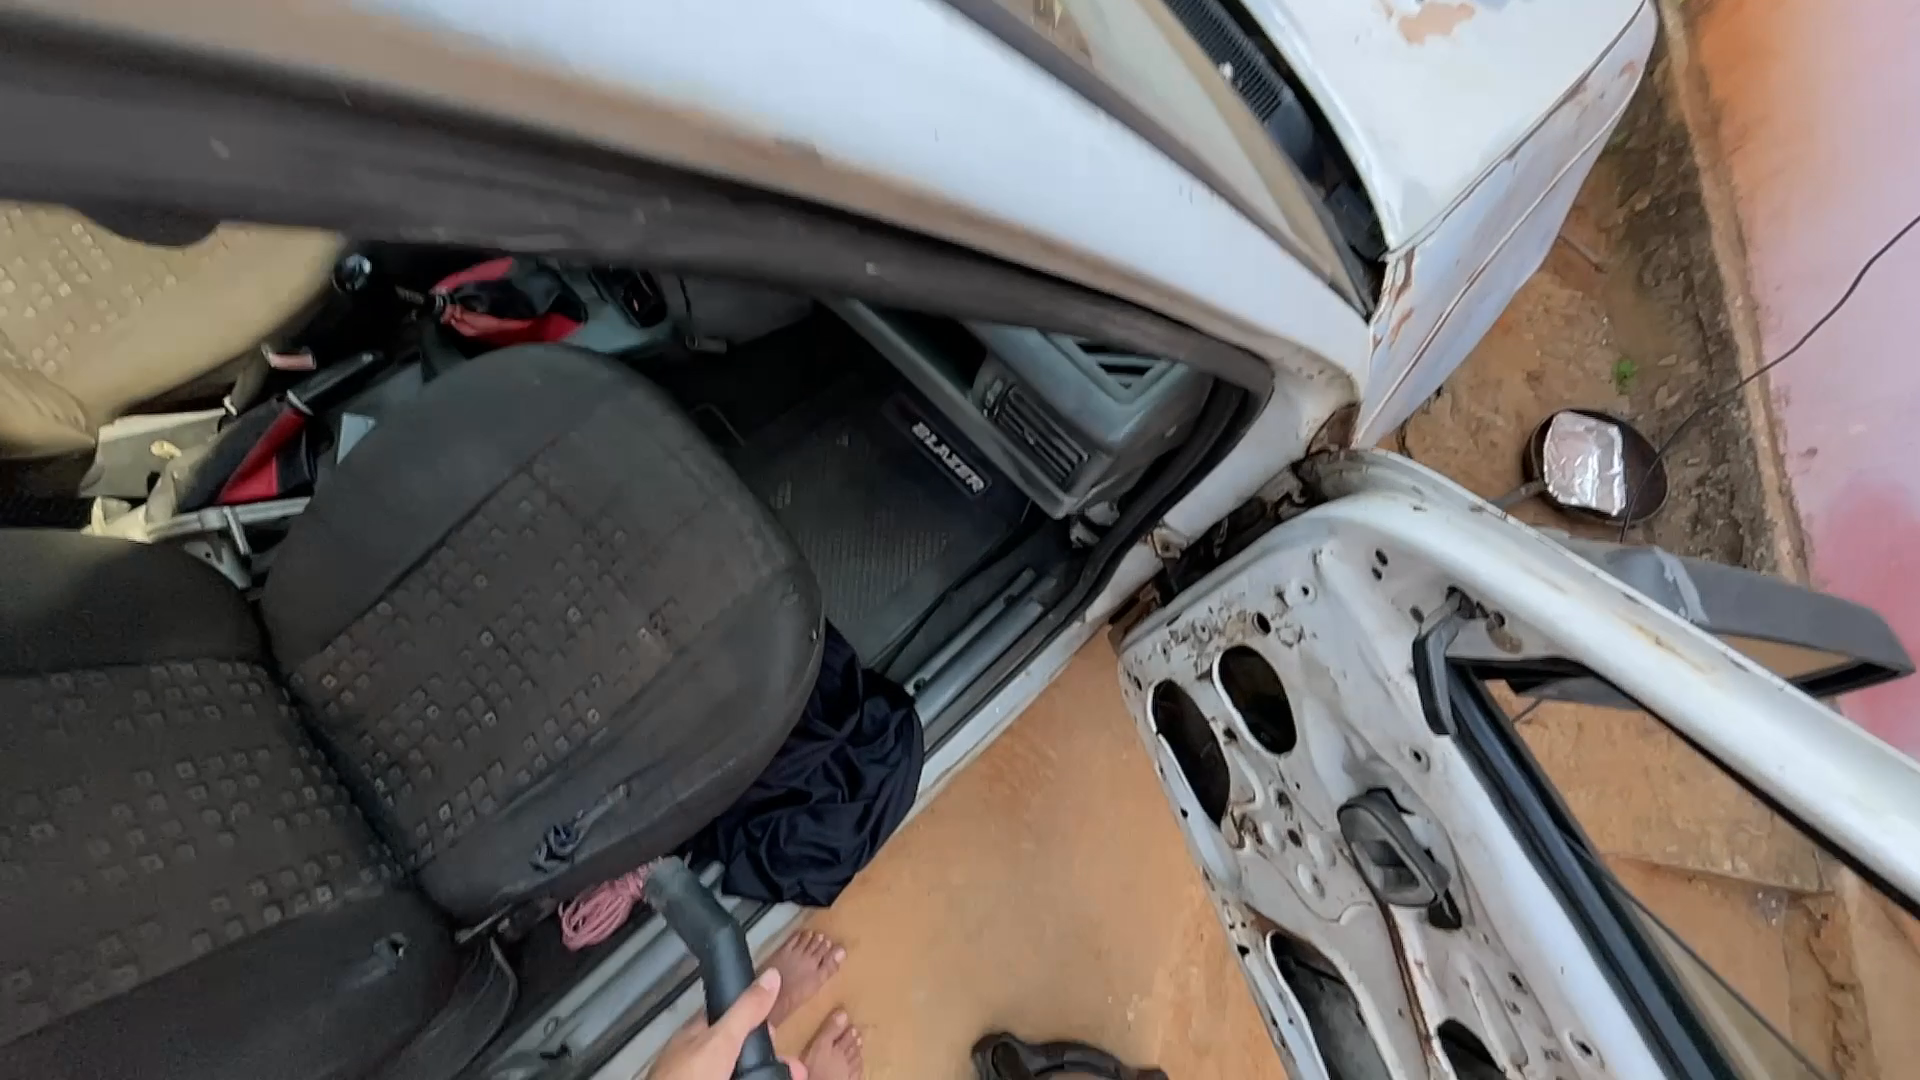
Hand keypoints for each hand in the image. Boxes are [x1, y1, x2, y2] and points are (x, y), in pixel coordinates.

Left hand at [645, 969, 806, 1079]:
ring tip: (791, 1079)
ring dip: (765, 1075)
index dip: (757, 1024)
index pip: (731, 1019)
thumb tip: (772, 974)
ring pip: (740, 1074)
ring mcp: (704, 1078)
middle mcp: (697, 1064)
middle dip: (769, 1060)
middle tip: (793, 1072)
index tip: (779, 1038)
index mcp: (694, 1039)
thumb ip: (746, 1011)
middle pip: (739, 1053)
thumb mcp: (720, 1042)